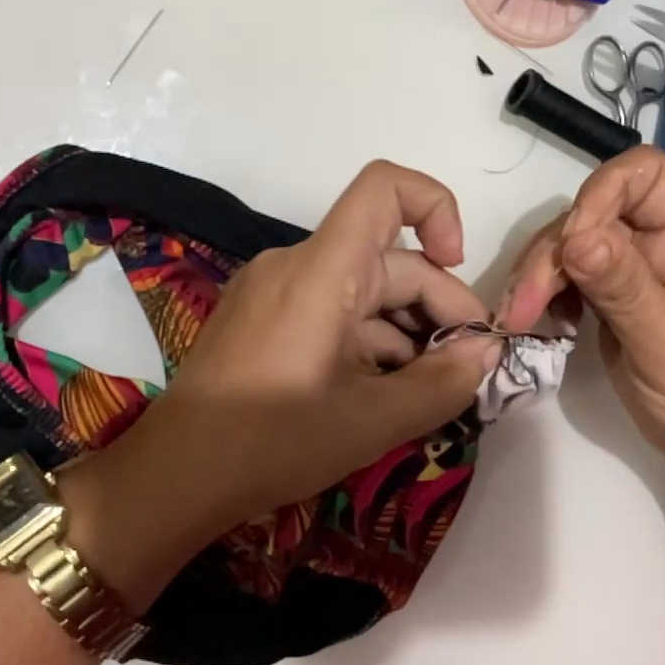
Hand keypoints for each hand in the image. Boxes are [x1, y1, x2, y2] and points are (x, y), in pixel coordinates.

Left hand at [112, 160, 501, 531]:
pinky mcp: (261, 322)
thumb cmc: (274, 441)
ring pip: (360, 292)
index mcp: (322, 270)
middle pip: (386, 259)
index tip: (457, 266)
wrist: (176, 475)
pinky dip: (366, 343)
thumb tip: (487, 353)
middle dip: (436, 307)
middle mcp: (296, 265)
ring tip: (429, 392)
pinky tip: (382, 394)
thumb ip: (443, 382)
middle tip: (467, 369)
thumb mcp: (373, 420)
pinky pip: (329, 314)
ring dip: (404, 333)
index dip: (436, 208)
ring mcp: (273, 294)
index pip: (385, 189)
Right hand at [497, 147, 664, 473]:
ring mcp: (635, 273)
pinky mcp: (610, 300)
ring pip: (571, 245)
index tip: (569, 245)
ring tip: (516, 321)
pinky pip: (567, 278)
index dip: (601, 192)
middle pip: (593, 212)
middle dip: (551, 252)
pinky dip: (542, 295)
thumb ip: (626, 292)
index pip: (647, 177)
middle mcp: (663, 246)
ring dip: (537, 276)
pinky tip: (538, 324)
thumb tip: (575, 236)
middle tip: (520, 308)